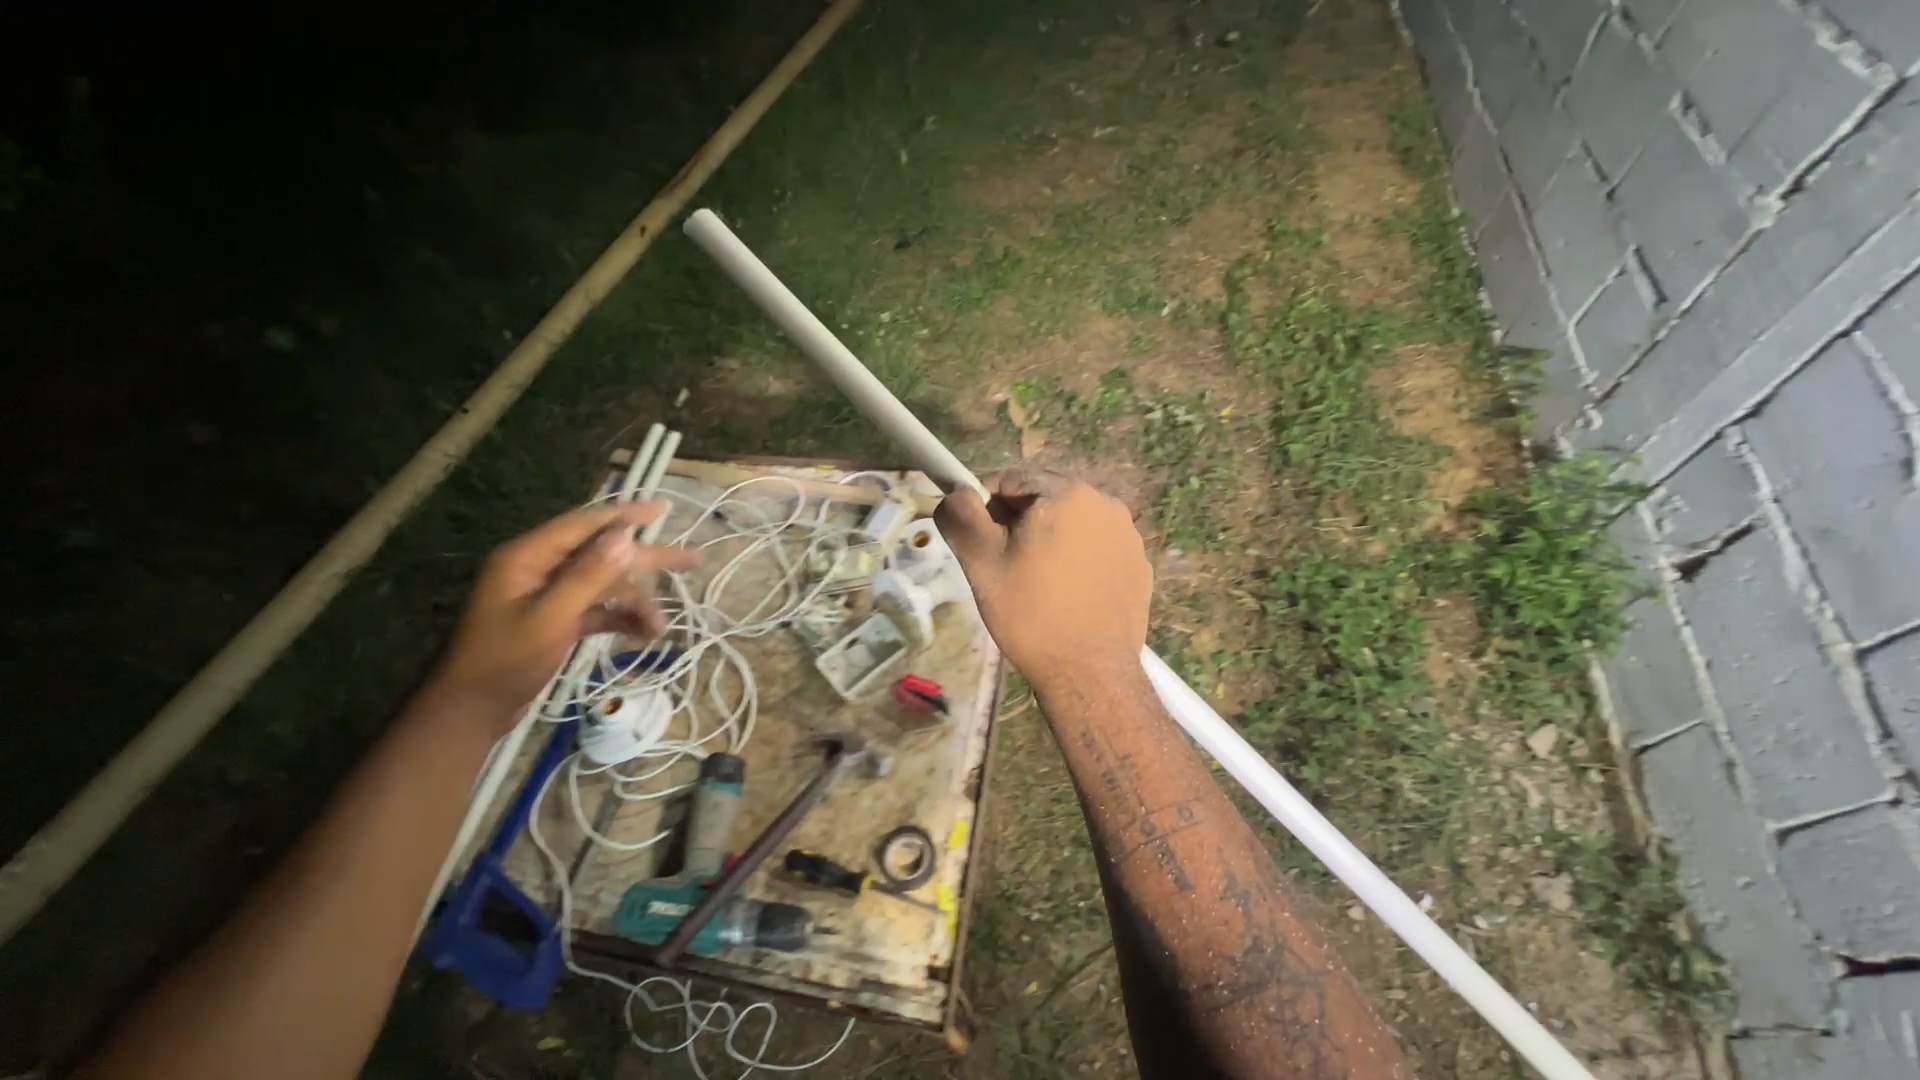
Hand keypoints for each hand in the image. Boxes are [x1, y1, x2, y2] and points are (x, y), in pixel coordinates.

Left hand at [429, 502, 701, 727]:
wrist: (474, 710)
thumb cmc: (505, 660)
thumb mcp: (551, 616)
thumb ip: (588, 575)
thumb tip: (625, 535)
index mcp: (529, 556)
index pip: (585, 524)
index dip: (627, 514)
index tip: (665, 508)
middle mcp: (541, 568)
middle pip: (603, 554)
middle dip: (647, 560)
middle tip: (693, 558)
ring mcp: (550, 594)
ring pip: (606, 585)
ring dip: (636, 602)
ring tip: (661, 626)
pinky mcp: (558, 619)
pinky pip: (599, 609)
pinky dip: (621, 618)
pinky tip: (646, 633)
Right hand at [936, 469, 1151, 695]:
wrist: (1090, 674)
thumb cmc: (1031, 614)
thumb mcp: (982, 563)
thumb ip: (961, 516)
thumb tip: (955, 493)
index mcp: (1067, 493)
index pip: (1011, 479)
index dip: (983, 503)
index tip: (973, 536)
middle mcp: (1105, 503)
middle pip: (1044, 497)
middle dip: (1016, 521)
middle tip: (999, 562)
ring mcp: (1128, 535)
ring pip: (1071, 523)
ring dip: (1046, 538)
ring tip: (1032, 581)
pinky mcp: (1138, 565)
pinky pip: (1095, 548)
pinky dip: (1075, 559)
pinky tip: (1064, 593)